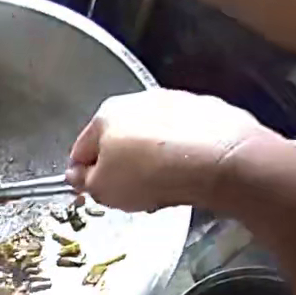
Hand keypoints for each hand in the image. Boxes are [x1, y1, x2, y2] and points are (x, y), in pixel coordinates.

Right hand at [67, 90, 274, 210]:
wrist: (218, 160)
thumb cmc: (148, 175)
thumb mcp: (101, 189)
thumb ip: (83, 182)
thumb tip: (77, 176)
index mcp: (105, 116)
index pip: (80, 150)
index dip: (81, 177)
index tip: (89, 194)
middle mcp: (138, 99)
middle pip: (117, 141)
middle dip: (119, 168)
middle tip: (127, 195)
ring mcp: (175, 101)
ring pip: (150, 139)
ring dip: (148, 162)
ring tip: (160, 188)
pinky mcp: (206, 110)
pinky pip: (181, 139)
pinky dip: (178, 156)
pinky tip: (184, 175)